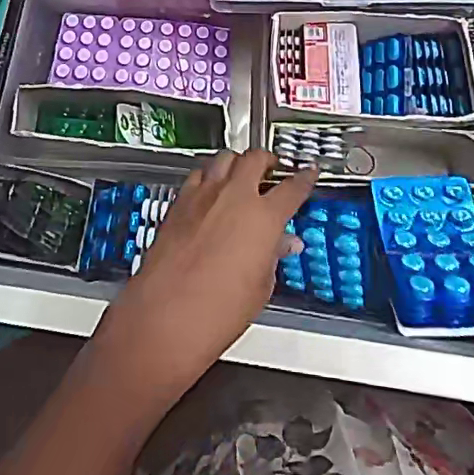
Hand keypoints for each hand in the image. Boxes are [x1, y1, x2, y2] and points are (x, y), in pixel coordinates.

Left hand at [90, 151, 317, 403]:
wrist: (166, 316)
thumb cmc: (214, 309)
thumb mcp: (260, 286)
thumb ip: (273, 255)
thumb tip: (281, 243)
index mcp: (263, 217)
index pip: (292, 187)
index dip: (303, 177)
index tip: (307, 173)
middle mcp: (233, 198)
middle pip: (254, 159)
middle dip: (267, 160)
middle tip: (273, 166)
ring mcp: (202, 197)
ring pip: (223, 159)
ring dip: (236, 162)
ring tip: (241, 172)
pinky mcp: (178, 204)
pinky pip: (197, 176)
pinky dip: (208, 176)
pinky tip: (209, 189)